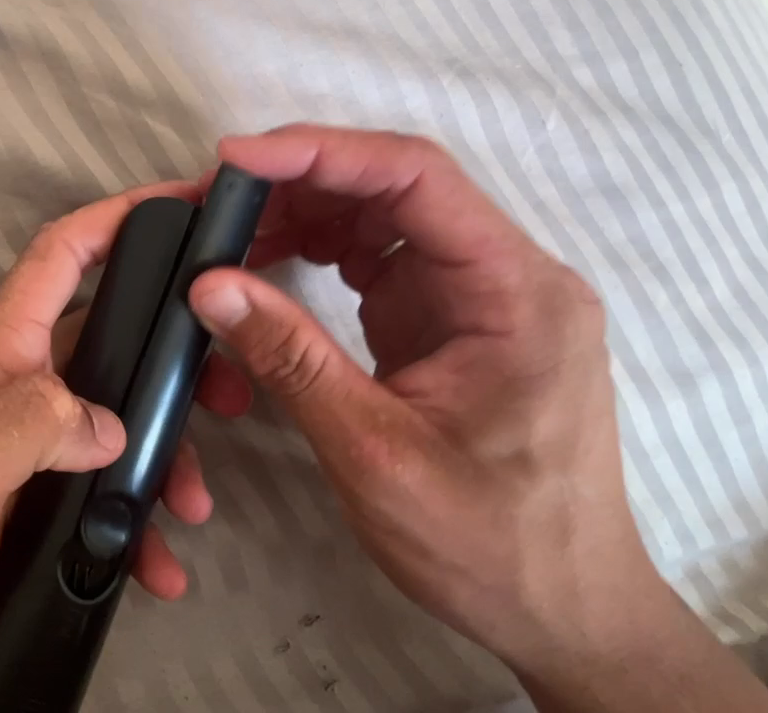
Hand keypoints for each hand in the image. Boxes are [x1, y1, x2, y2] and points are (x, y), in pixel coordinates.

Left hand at [0, 180, 249, 668]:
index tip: (184, 197)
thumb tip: (107, 422)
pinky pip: (90, 482)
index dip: (118, 215)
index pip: (59, 256)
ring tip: (188, 504)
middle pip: (106, 337)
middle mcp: (9, 381)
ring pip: (110, 416)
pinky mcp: (18, 488)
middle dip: (171, 354)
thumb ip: (29, 426)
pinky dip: (125, 512)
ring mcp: (14, 436)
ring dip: (157, 453)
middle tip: (228, 392)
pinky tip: (149, 557)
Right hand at [186, 126, 654, 671]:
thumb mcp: (375, 452)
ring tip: (225, 235)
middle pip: (390, 187)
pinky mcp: (440, 317)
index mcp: (514, 292)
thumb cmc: (490, 543)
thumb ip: (291, 359)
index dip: (320, 153)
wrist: (560, 613)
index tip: (233, 160)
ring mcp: (470, 294)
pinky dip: (309, 249)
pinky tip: (262, 264)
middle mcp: (500, 275)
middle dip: (295, 183)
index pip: (415, 177)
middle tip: (211, 203)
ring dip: (296, 214)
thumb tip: (207, 284)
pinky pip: (369, 254)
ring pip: (375, 215)